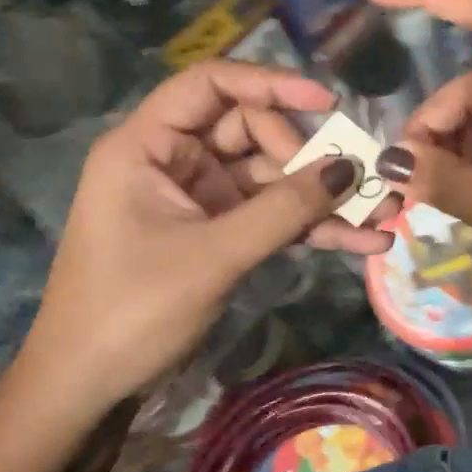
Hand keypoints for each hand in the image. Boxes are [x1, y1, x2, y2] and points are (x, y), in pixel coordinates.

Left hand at [13, 61, 398, 409]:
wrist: (87, 387)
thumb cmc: (129, 311)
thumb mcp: (212, 256)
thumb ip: (284, 209)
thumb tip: (350, 169)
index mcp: (147, 148)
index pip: (210, 85)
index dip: (269, 83)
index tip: (326, 102)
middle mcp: (176, 163)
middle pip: (255, 132)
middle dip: (310, 157)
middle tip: (353, 186)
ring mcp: (202, 199)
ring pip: (275, 178)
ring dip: (325, 198)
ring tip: (384, 214)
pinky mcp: (222, 233)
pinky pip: (276, 216)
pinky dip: (314, 227)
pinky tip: (363, 241)